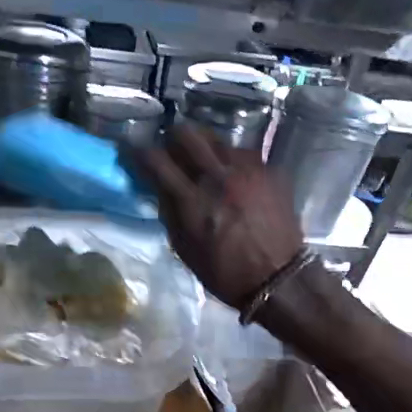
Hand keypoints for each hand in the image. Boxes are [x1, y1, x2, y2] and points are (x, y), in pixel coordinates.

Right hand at [137, 127, 303, 309]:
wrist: (278, 279)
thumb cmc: (226, 273)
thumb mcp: (185, 249)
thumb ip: (169, 212)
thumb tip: (160, 187)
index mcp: (192, 201)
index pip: (156, 160)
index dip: (138, 151)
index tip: (133, 150)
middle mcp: (218, 176)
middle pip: (187, 133)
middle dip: (173, 137)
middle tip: (172, 150)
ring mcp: (248, 170)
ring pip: (217, 139)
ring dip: (205, 148)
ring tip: (206, 165)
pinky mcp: (271, 170)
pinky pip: (244, 154)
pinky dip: (232, 161)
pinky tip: (234, 178)